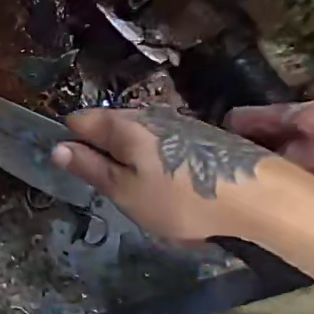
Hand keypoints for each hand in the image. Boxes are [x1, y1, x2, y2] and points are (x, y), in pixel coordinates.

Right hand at [52, 107, 292, 244]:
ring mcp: (178, 122)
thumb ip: (91, 168)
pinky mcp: (201, 135)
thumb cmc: (181, 199)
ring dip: (132, 158)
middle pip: (111, 125)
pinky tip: (171, 186)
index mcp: (124, 125)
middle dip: (103, 151)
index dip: (70, 142)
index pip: (81, 120)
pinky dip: (157, 162)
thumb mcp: (126, 192)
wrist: (256, 195)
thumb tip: (57, 148)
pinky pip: (163, 144)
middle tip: (110, 188)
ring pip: (139, 136)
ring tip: (142, 192)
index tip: (76, 169)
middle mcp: (149, 114)